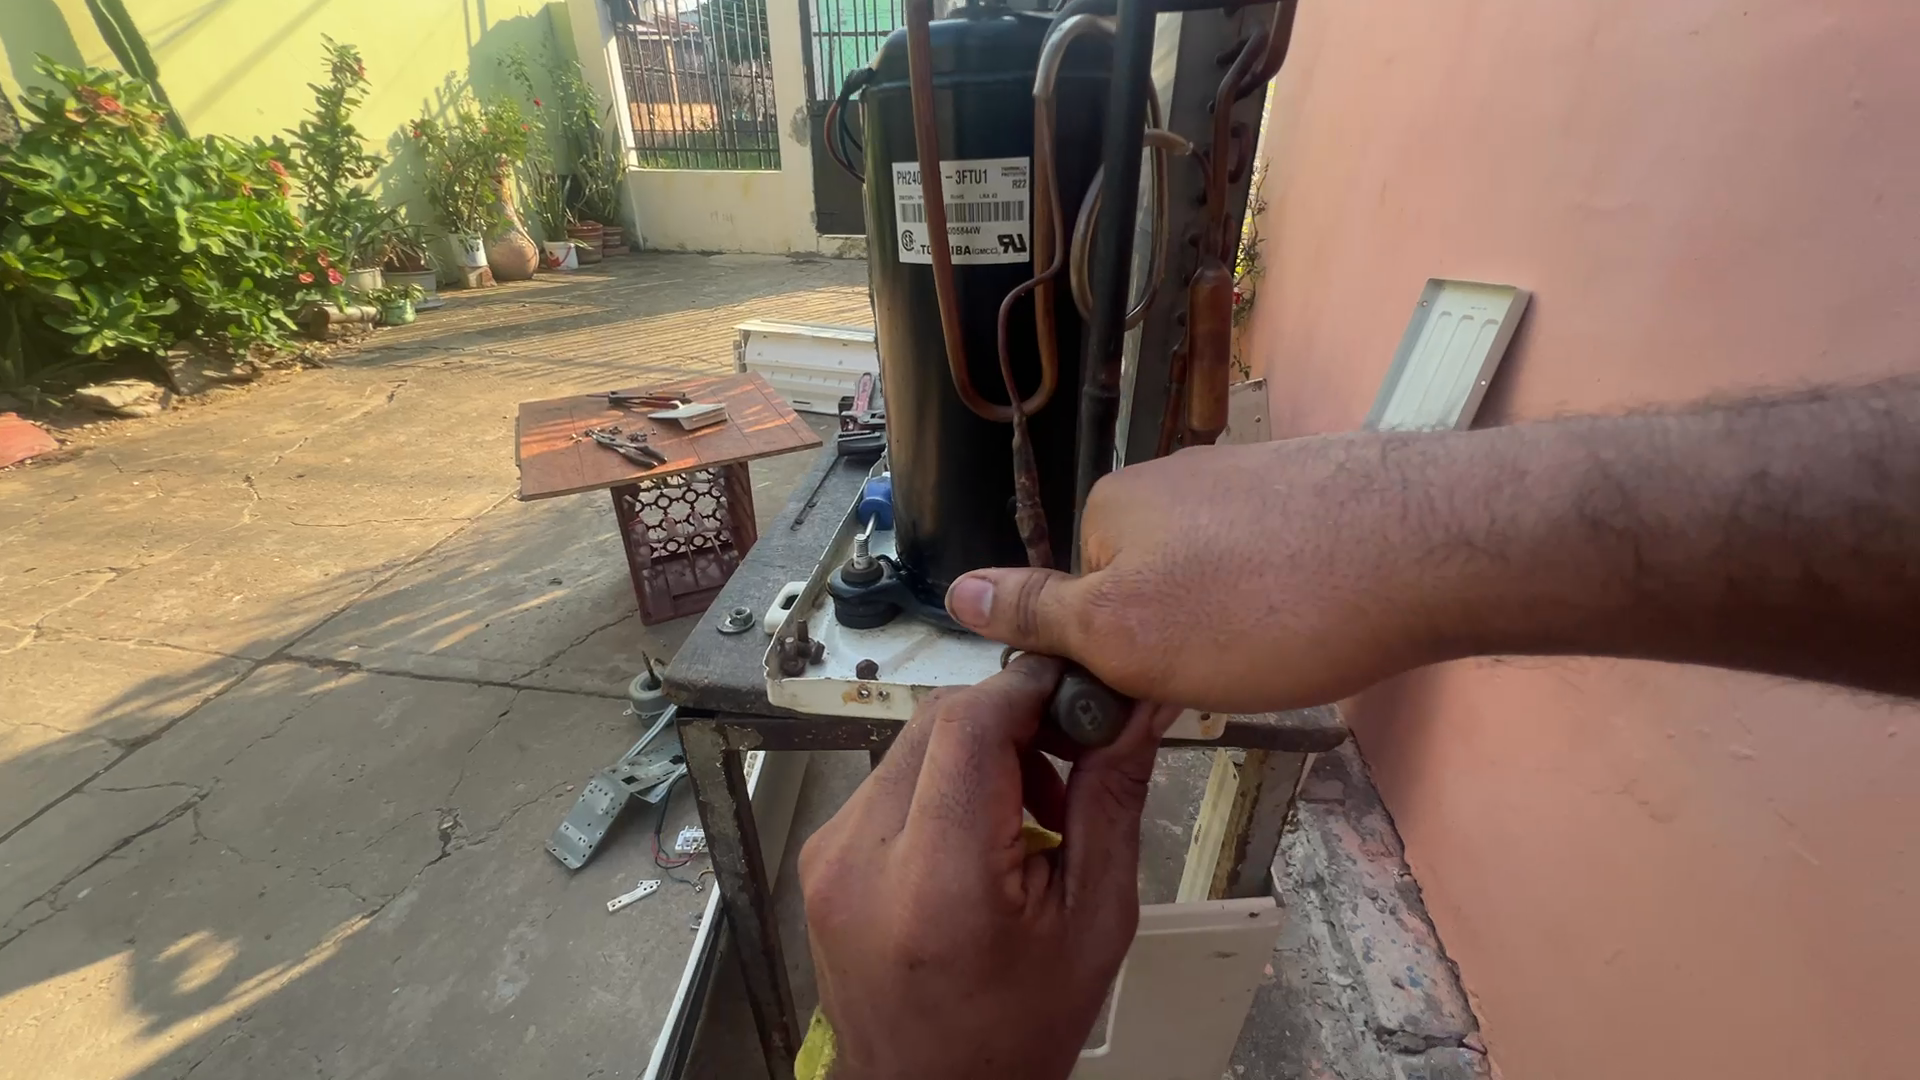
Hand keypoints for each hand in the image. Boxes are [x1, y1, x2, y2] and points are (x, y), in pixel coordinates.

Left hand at [798, 656, 1182, 1079]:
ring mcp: (830, 848)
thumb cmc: (1018, 1030)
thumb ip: (1111, 798)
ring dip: (980, 746)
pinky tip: (981, 822)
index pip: (968, 726)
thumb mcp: (1094, 920)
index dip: (1025, 687)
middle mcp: (862, 854)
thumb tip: (1136, 709)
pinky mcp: (822, 848)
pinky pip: (893, 774)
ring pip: (916, 739)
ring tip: (1032, 801)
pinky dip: (945, 775)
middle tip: (1067, 745)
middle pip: (939, 721)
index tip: (1072, 686)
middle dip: (1011, 715)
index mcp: (937, 881)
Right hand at [943, 436, 1462, 712]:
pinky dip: (1276, 594)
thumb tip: (953, 590)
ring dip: (1227, 620)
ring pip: (1206, 574)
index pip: (1080, 594)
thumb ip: (1036, 613)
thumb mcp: (1124, 633)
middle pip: (1143, 581)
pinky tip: (1317, 614)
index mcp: (1112, 504)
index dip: (1111, 651)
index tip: (1158, 684)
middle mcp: (1169, 478)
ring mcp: (1241, 477)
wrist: (1430, 546)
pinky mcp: (1305, 487)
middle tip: (1225, 670)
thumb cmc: (1256, 605)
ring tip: (1280, 645)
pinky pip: (1263, 555)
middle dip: (1171, 635)